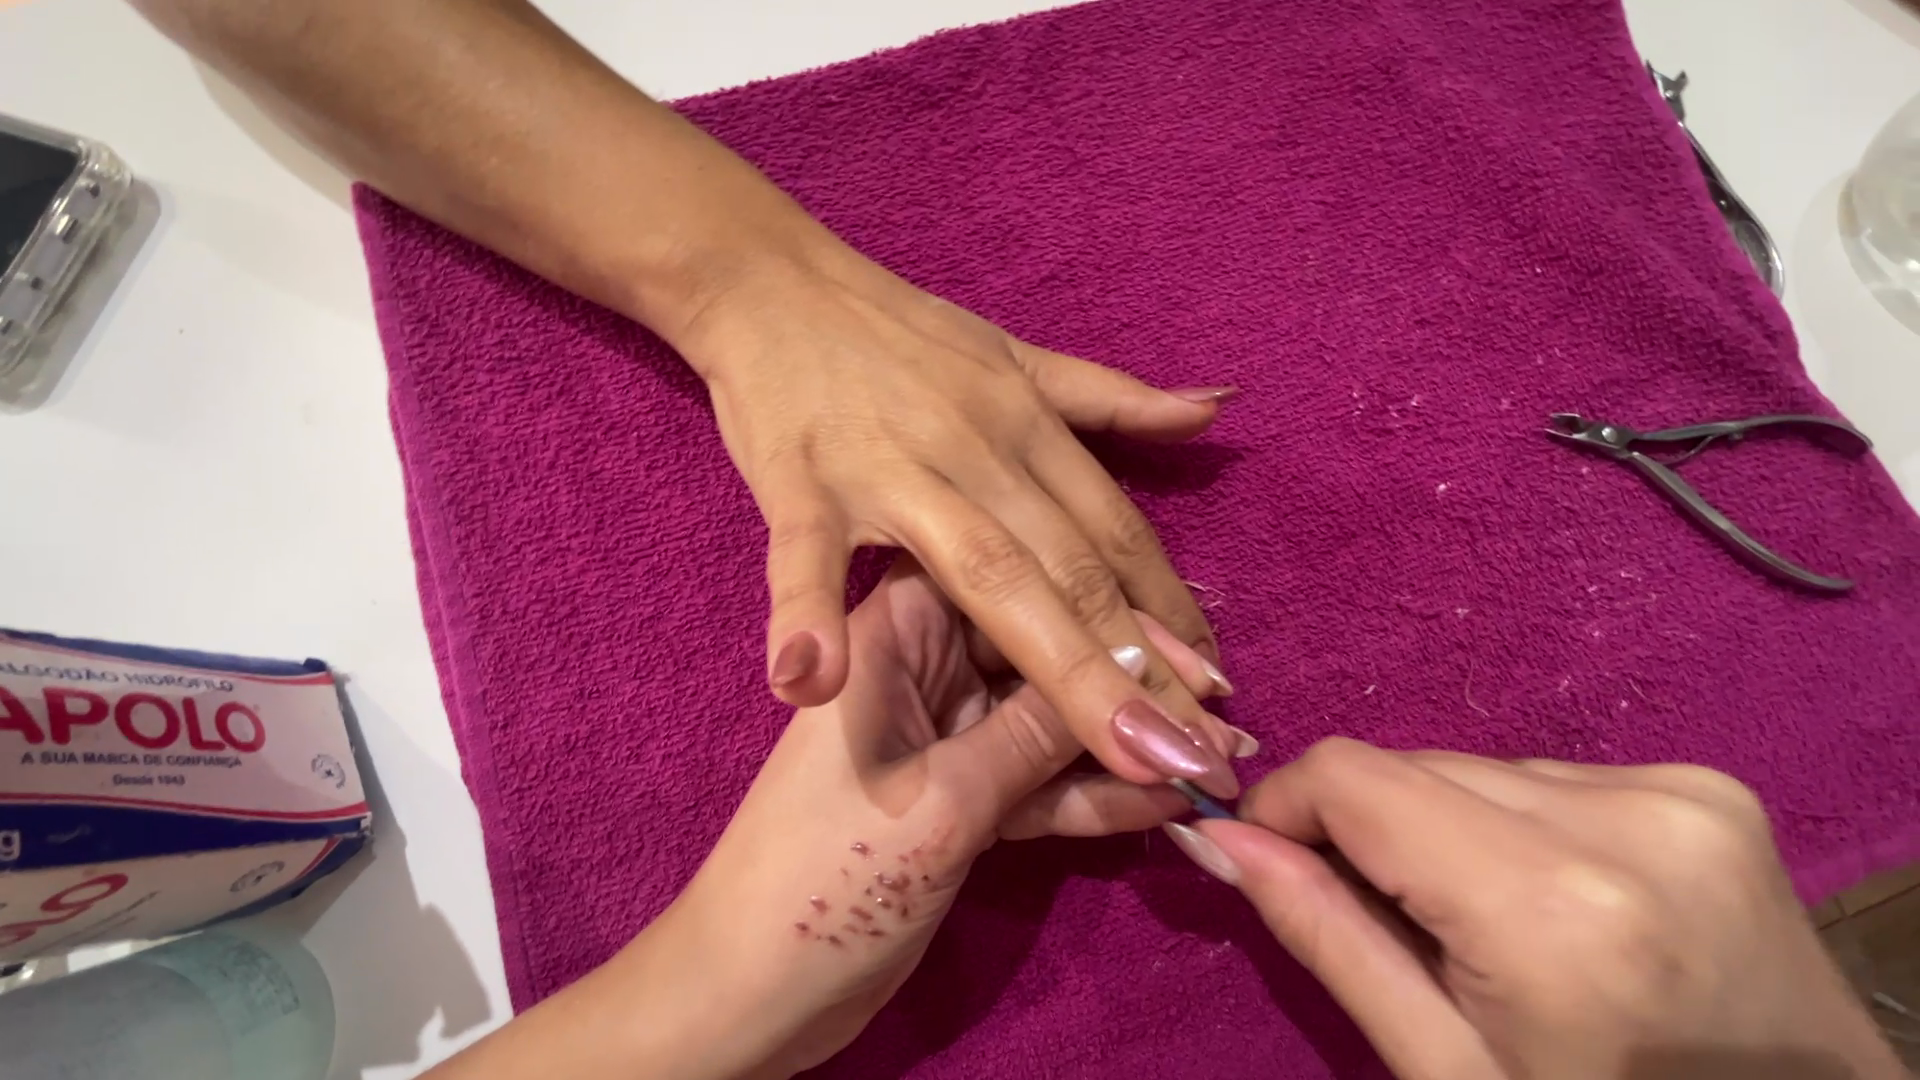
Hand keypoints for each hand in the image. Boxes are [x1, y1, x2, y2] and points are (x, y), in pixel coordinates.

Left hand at [635, 561, 1248, 1078]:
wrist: (748, 995)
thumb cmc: (821, 878)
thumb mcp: (939, 800)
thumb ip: (1035, 735)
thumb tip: (1139, 682)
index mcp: (896, 632)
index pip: (1015, 593)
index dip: (1105, 622)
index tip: (1194, 663)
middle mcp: (925, 664)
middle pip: (1044, 654)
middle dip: (1131, 692)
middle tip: (1224, 722)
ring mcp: (947, 730)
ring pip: (1050, 721)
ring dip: (1124, 749)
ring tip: (1215, 768)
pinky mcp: (963, 788)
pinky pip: (1038, 776)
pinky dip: (1091, 792)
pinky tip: (1161, 805)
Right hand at [682, 245, 1241, 798]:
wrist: (773, 285)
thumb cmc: (899, 332)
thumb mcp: (1016, 355)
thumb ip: (1110, 398)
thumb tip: (1213, 406)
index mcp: (1029, 428)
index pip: (1116, 532)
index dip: (1173, 613)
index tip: (1220, 690)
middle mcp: (980, 453)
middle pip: (1076, 569)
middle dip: (1148, 666)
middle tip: (1204, 756)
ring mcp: (892, 471)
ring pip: (988, 571)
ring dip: (1059, 663)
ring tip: (1119, 750)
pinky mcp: (802, 484)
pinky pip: (806, 556)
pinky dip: (806, 613)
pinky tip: (810, 682)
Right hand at [1164, 739, 1902, 1079]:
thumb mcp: (1441, 1070)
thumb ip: (1320, 931)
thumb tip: (1213, 835)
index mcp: (1552, 905)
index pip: (1350, 776)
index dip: (1285, 806)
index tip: (1270, 859)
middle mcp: (1622, 817)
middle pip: (1405, 768)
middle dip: (1365, 832)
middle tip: (1393, 926)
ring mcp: (1679, 793)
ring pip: (1464, 769)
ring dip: (1436, 829)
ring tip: (1482, 925)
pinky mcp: (1705, 790)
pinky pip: (1534, 775)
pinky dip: (1504, 825)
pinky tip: (1549, 901)